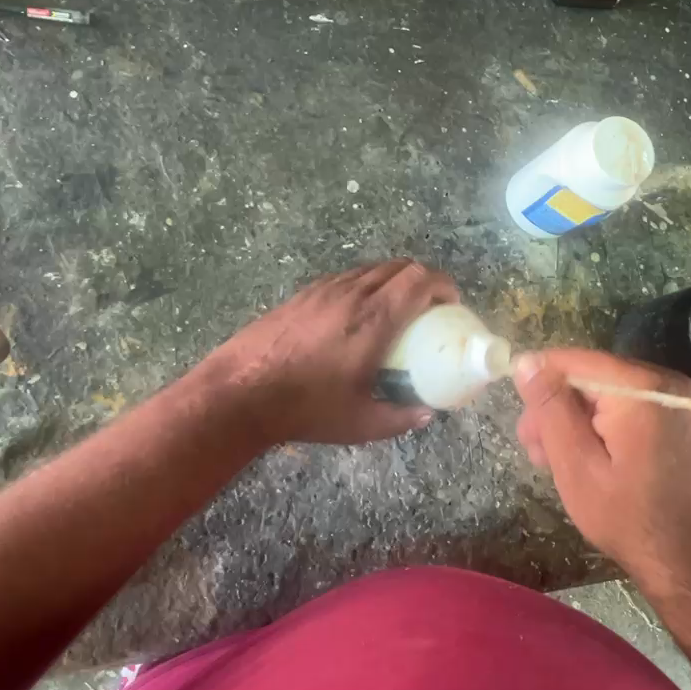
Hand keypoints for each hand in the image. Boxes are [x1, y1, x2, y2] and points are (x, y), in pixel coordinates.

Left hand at [194, 259, 458, 447]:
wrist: (240, 391)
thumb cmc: (305, 408)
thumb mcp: (360, 423)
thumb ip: (400, 418)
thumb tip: (427, 414)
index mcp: (374, 319)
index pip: (420, 279)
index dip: (443, 285)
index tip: (450, 305)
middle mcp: (353, 294)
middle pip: (400, 266)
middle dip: (423, 281)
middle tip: (428, 309)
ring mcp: (325, 289)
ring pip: (372, 268)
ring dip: (393, 281)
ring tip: (396, 310)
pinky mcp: (304, 293)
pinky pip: (347, 276)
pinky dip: (366, 284)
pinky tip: (358, 314)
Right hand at [514, 349, 690, 591]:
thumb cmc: (630, 518)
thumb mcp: (577, 465)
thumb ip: (551, 409)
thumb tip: (526, 362)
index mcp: (640, 388)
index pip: (575, 362)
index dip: (539, 382)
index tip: (522, 417)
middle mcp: (663, 382)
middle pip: (592, 377)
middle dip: (557, 408)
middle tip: (533, 448)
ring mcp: (676, 400)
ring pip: (607, 395)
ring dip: (576, 421)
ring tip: (553, 459)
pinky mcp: (679, 420)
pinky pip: (628, 409)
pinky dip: (602, 428)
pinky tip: (587, 459)